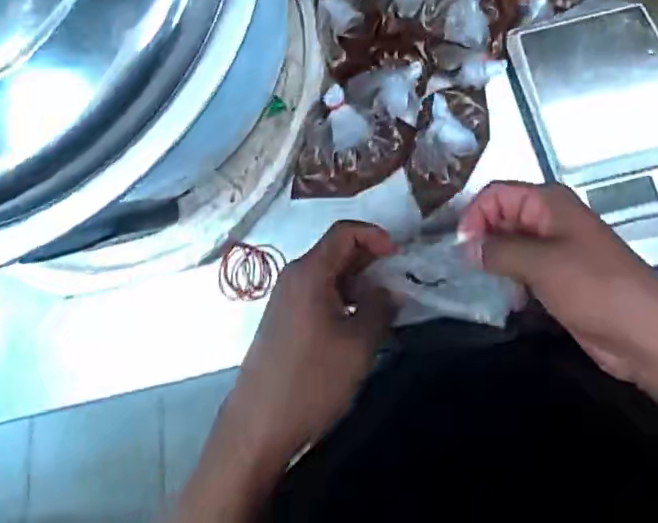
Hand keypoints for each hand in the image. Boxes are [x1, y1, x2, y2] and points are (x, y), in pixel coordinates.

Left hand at [217, 221, 397, 462]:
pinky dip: (341, 297)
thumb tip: (390, 289)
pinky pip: (317, 292)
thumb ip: (380, 308)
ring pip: (327, 274)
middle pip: (335, 250)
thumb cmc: (311, 380)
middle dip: (369, 259)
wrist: (257, 426)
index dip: (375, 235)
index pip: (344, 231)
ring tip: (383, 305)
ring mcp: (285, 297)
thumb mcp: (358, 345)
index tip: (399, 254)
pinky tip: (356, 324)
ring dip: (357, 281)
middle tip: (398, 280)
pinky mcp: (282, 319)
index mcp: (310, 271)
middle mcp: (294, 275)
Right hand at [460, 181, 657, 382]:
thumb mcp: (541, 263)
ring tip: (477, 284)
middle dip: (481, 238)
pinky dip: (509, 281)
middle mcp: (550, 220)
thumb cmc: (596, 287)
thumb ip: (498, 251)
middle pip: (501, 217)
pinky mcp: (560, 280)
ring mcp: (556, 250)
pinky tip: (501, 299)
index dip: (475, 215)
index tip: (460, 248)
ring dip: (494, 262)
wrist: (646, 334)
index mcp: (549, 202)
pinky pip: (523, 272)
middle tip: (462, 268)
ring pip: (511, 246)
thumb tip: (467, 247)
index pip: (496, 194)